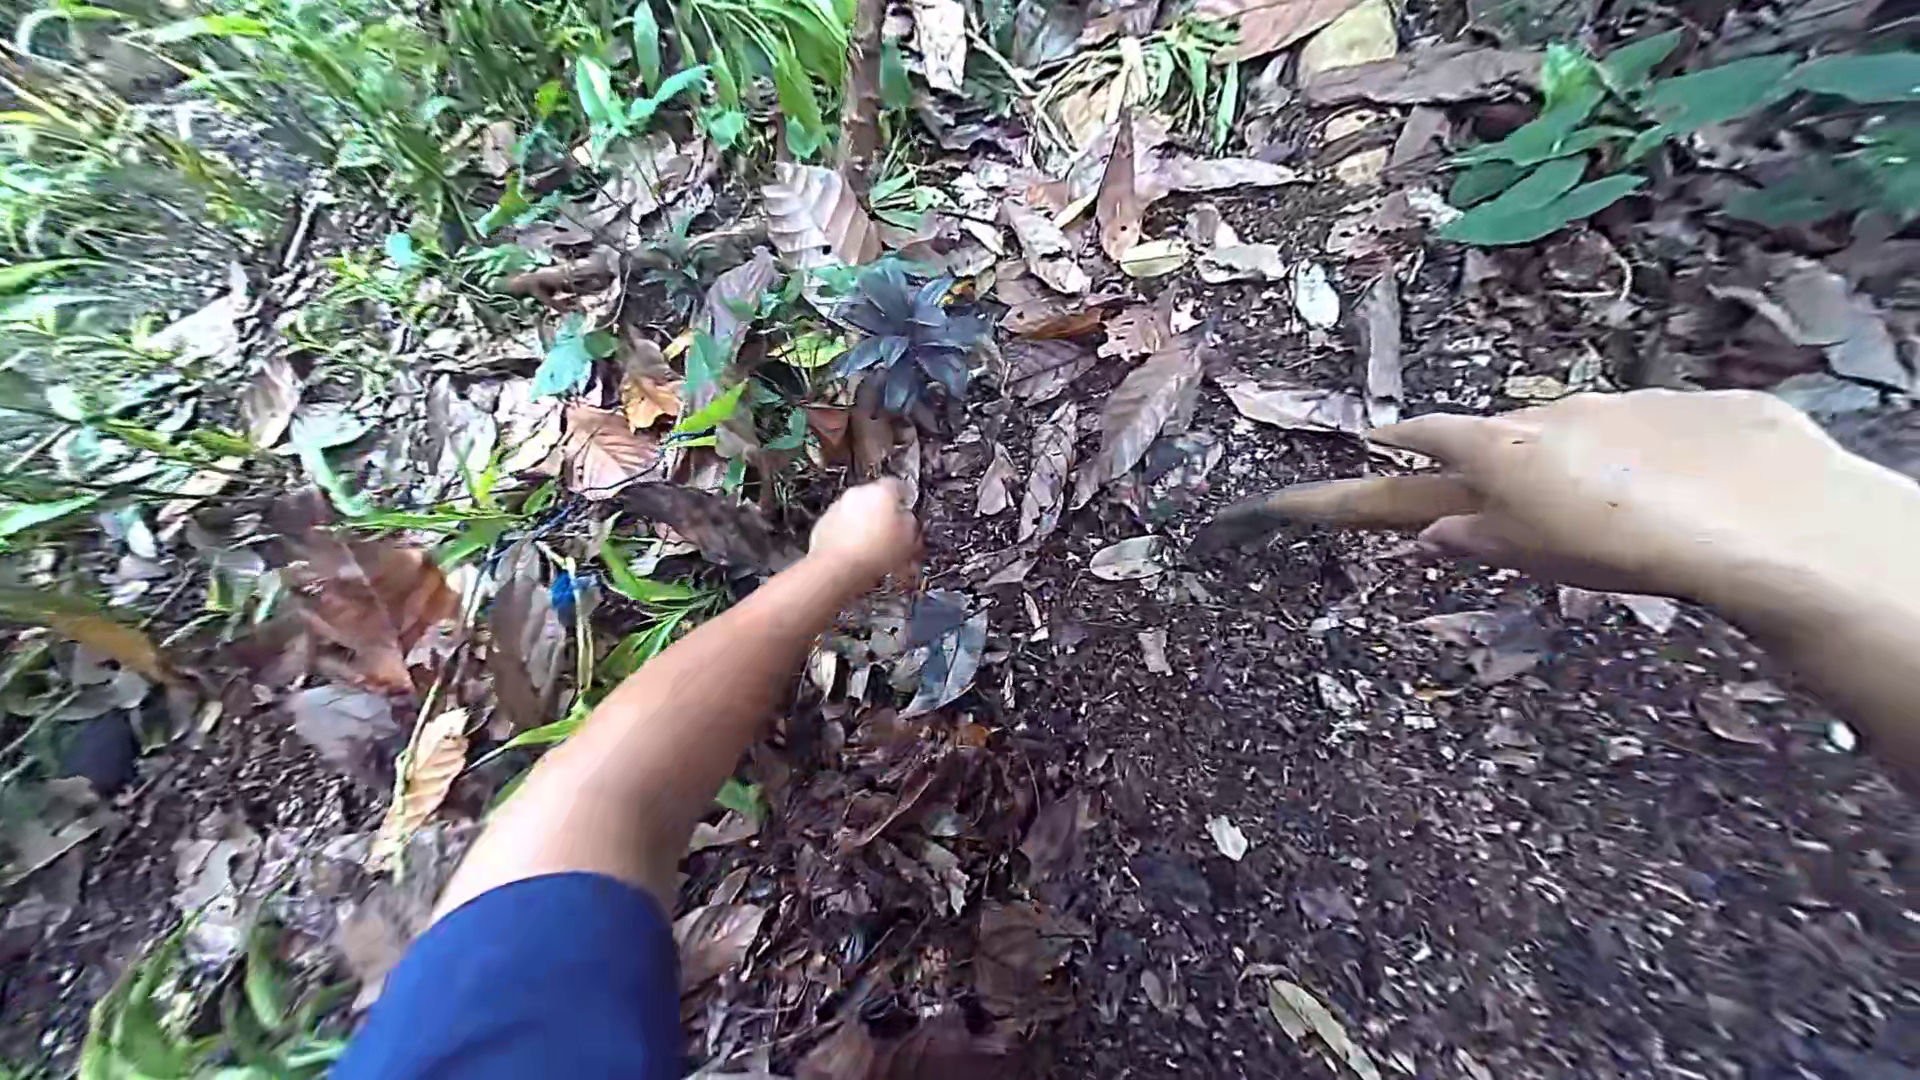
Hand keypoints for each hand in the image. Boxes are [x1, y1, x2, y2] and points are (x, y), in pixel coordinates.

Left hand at [808, 478, 921, 584]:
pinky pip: (842, 525)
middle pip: (876, 499)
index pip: (898, 485)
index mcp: (882, 492)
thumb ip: (911, 524)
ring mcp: (838, 507)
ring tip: (874, 548)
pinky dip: (849, 534)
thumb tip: (907, 519)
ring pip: (858, 512)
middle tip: (892, 533)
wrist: (837, 568)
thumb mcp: (909, 540)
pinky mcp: (823, 523)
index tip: (908, 506)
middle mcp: (858, 493)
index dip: (905, 497)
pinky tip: (856, 552)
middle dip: (884, 514)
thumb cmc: (878, 552)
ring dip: (866, 524)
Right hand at [1370, 389, 1919, 608]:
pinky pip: (1659, 425)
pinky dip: (1652, 450)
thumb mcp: (1520, 553)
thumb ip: (1468, 538)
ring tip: (1612, 500)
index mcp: (1499, 447)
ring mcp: (1632, 401)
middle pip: (1511, 430)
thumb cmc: (1606, 545)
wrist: (1765, 527)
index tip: (1378, 436)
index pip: (1429, 433)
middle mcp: (1554, 412)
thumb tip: (1431, 537)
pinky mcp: (1706, 404)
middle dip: (1506, 456)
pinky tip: (1682, 486)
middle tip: (1522, 496)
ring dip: (1579, 453)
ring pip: (1585, 426)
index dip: (1399, 436)